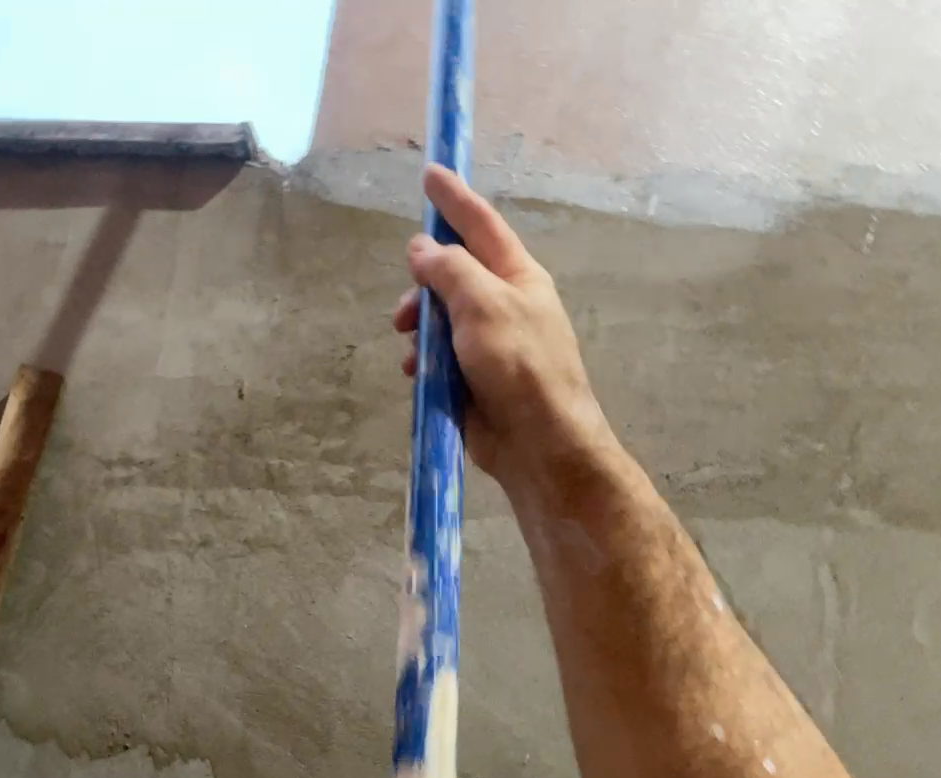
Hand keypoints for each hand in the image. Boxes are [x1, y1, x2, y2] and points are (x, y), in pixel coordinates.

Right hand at [393, 164, 614, 484]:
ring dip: (419, 327)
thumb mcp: (483, 306)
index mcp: (516, 277)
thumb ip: (450, 271)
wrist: (536, 441)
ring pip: (438, 317)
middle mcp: (502, 303)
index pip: (481, 225)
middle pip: (452, 275)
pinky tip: (416, 373)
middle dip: (422, 285)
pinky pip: (437, 354)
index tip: (430, 173)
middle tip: (404, 310)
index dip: (454, 200)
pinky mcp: (471, 376)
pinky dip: (423, 359)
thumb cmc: (518, 365)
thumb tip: (421, 249)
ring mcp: (486, 342)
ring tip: (411, 349)